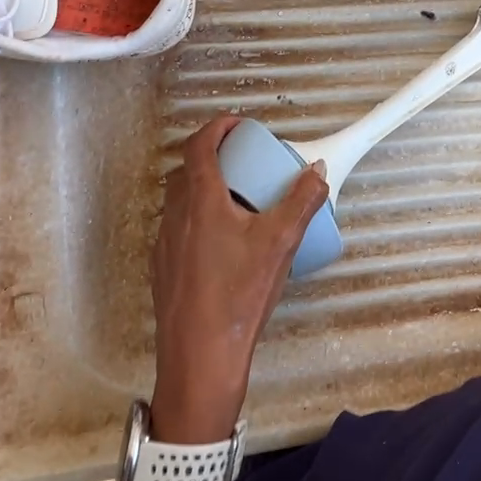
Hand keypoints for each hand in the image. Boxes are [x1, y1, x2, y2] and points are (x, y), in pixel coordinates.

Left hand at [150, 116, 329, 443]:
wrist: (201, 356)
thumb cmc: (239, 294)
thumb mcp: (282, 241)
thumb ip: (303, 200)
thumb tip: (316, 172)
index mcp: (200, 201)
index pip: (199, 146)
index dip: (217, 127)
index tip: (238, 124)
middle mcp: (175, 217)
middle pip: (186, 170)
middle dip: (214, 156)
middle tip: (245, 159)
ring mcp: (165, 245)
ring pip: (180, 200)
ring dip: (206, 187)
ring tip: (241, 199)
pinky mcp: (164, 269)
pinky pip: (180, 228)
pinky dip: (200, 218)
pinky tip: (227, 241)